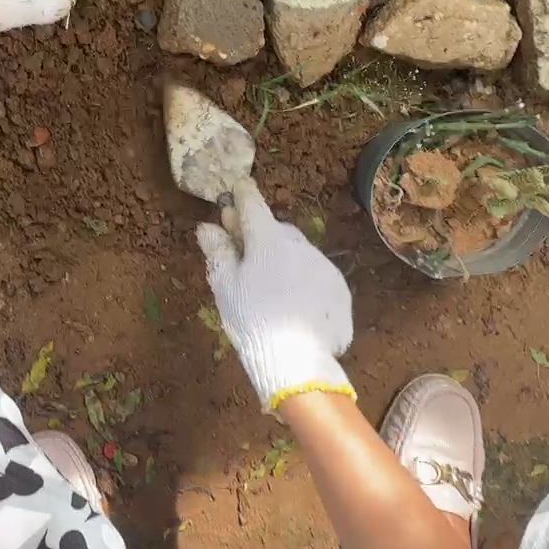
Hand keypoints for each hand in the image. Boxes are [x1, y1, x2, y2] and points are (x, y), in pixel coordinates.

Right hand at [196, 178, 355, 410]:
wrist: (297, 360)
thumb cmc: (251, 318)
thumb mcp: (225, 285)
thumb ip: (218, 251)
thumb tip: (208, 226)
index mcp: (268, 239)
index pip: (252, 204)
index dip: (242, 195)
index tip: (237, 187)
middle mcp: (300, 245)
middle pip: (276, 230)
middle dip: (261, 234)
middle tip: (246, 253)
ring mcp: (324, 266)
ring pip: (298, 252)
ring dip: (283, 258)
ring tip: (271, 286)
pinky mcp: (340, 290)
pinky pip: (316, 275)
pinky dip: (303, 280)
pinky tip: (292, 304)